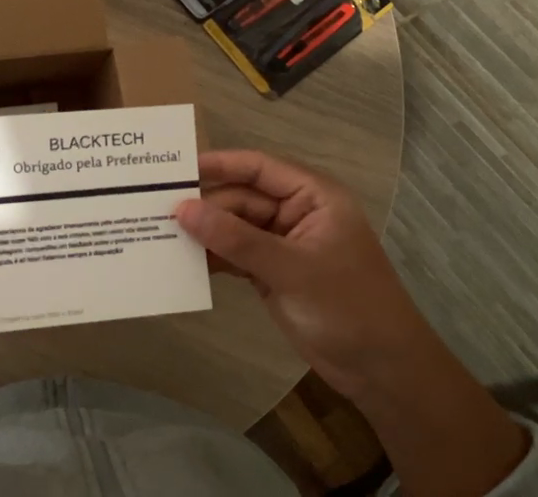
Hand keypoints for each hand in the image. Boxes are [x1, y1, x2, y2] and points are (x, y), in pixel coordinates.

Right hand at [178, 150, 527, 496]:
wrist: (383, 372)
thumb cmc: (349, 307)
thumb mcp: (291, 269)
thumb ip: (235, 238)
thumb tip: (182, 209)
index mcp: (313, 196)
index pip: (258, 168)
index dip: (218, 165)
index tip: (175, 169)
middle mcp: (295, 213)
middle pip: (240, 198)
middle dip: (204, 205)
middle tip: (154, 208)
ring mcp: (283, 244)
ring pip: (233, 227)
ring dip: (204, 232)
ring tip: (158, 232)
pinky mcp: (272, 273)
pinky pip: (234, 254)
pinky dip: (212, 257)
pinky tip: (180, 260)